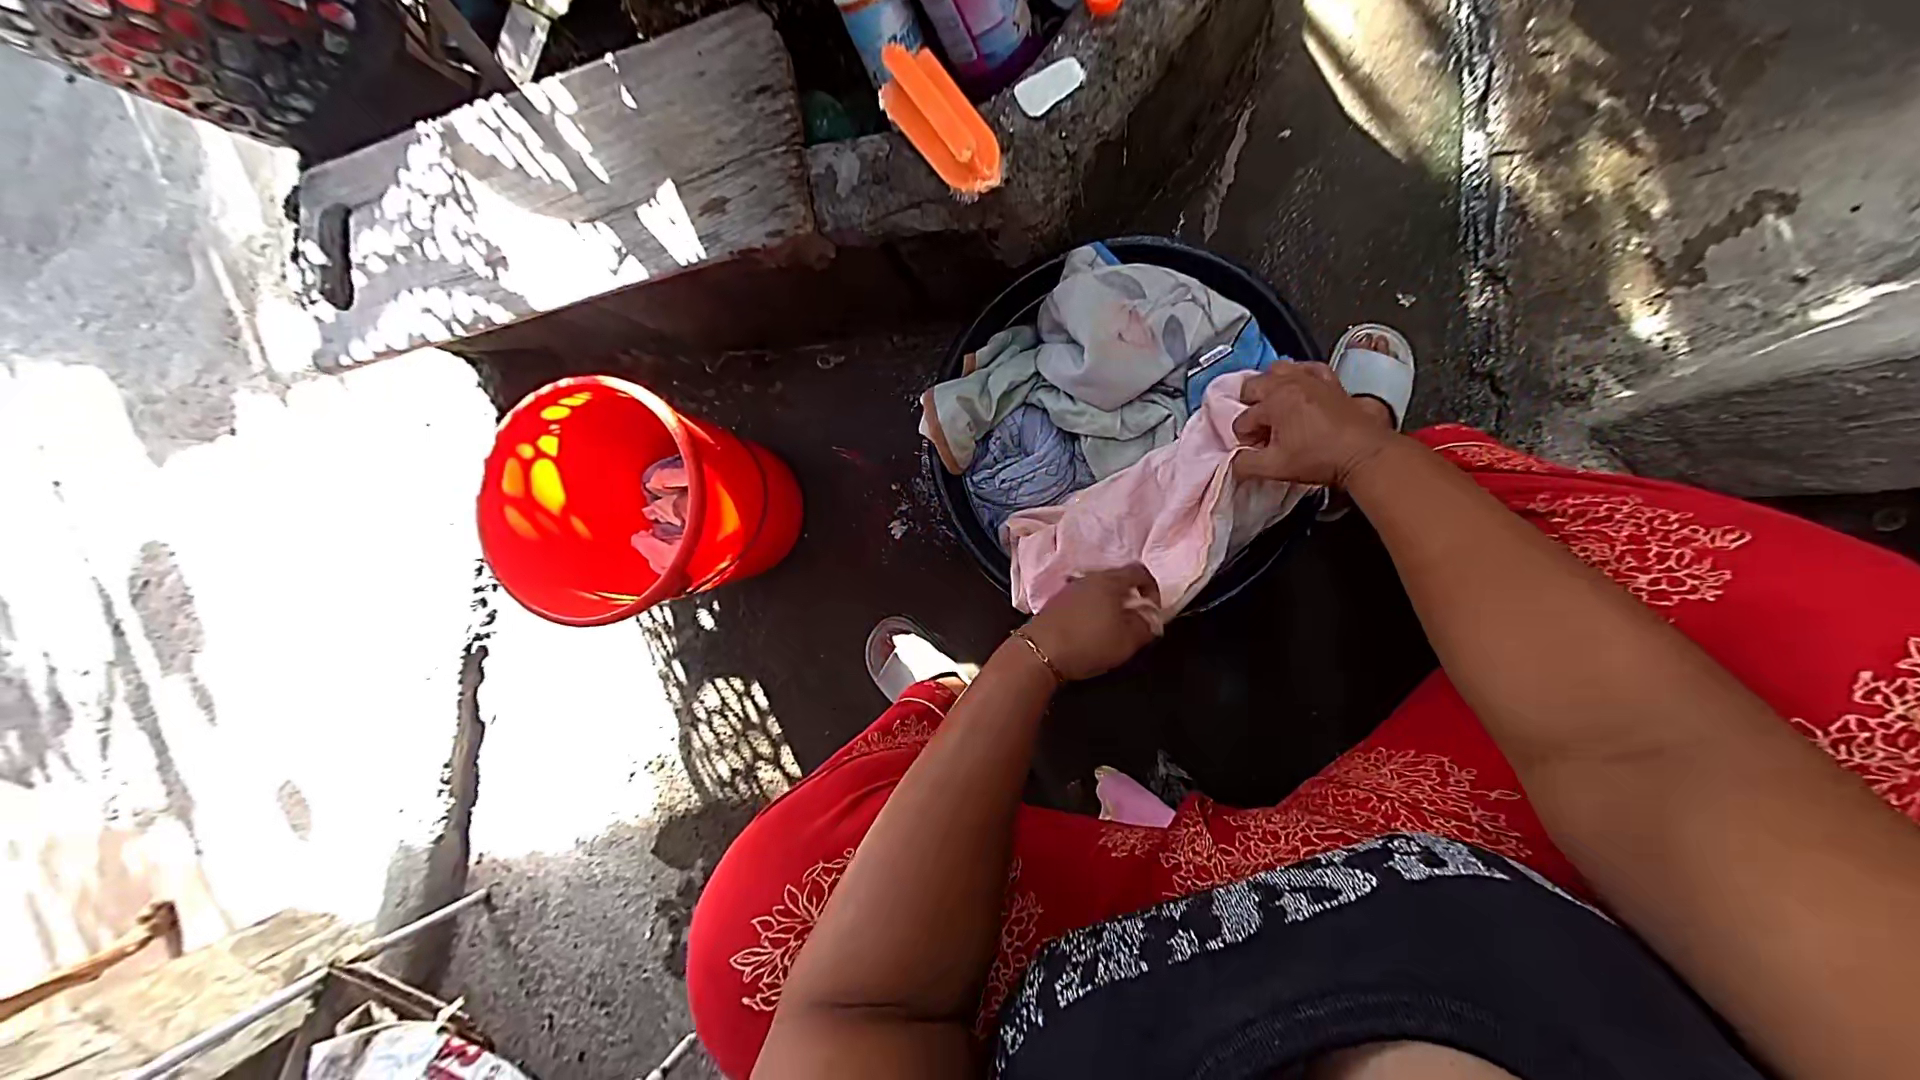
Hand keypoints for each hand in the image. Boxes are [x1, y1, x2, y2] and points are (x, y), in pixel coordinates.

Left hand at [1019, 565, 1161, 680]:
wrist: (1039, 651)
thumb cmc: (1089, 643)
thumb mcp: (1128, 640)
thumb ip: (1146, 626)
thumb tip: (1151, 617)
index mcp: (1110, 581)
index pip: (1139, 572)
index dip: (1152, 589)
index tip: (1153, 610)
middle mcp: (1089, 578)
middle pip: (1117, 580)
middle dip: (1130, 598)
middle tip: (1135, 621)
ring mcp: (1069, 589)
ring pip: (1098, 590)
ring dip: (1110, 604)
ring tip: (1113, 628)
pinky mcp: (1055, 603)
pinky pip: (1082, 600)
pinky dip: (1092, 610)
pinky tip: (1090, 630)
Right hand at [1230, 363, 1397, 486]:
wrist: (1365, 454)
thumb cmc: (1321, 458)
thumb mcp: (1274, 468)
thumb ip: (1244, 465)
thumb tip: (1235, 462)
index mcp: (1274, 401)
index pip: (1242, 419)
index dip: (1244, 439)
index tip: (1256, 451)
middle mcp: (1290, 383)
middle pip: (1253, 386)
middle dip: (1249, 408)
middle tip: (1259, 430)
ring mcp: (1312, 379)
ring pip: (1278, 370)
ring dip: (1269, 388)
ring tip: (1274, 408)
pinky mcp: (1331, 382)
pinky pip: (1308, 368)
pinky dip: (1299, 376)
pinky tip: (1299, 388)